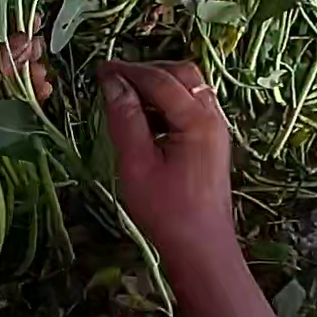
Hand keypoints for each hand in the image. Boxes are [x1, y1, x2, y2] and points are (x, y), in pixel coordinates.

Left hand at [0, 35, 51, 195]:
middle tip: (39, 54)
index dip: (6, 25)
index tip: (31, 21)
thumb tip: (24, 40)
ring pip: (3, 77)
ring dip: (24, 77)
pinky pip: (3, 100)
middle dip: (19, 54)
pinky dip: (21, 97)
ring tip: (41, 80)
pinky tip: (39, 94)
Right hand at [100, 61, 235, 260]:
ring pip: (189, 88)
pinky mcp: (211, 142)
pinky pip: (191, 106)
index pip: (160, 80)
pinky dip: (167, 102)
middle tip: (114, 79)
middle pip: (182, 74)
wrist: (200, 247)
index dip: (128, 71)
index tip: (100, 69)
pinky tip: (145, 118)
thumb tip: (112, 84)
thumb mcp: (137, 164)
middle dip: (147, 71)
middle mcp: (213, 117)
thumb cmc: (166, 211)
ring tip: (126, 96)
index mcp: (197, 121)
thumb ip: (125, 120)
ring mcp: (216, 129)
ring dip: (159, 85)